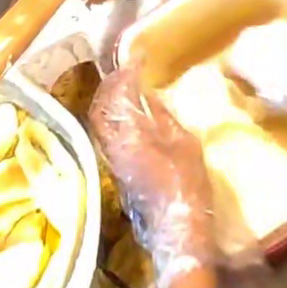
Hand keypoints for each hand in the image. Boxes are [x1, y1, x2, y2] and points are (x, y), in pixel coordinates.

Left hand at [89, 68, 215, 283]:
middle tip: (128, 67)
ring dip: (108, 96)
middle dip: (111, 81)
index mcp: (132, 134)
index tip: (138, 57)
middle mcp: (114, 143)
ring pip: (99, 117)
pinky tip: (125, 109)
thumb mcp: (184, 143)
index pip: (120, 92)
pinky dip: (110, 112)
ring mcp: (111, 156)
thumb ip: (162, 117)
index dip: (127, 71)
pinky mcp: (114, 166)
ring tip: (125, 82)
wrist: (178, 230)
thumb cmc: (187, 185)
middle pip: (102, 103)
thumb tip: (147, 94)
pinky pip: (104, 130)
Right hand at [222, 21, 286, 111]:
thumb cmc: (283, 89)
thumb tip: (253, 110)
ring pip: (260, 44)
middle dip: (252, 65)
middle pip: (242, 53)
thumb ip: (255, 106)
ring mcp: (265, 29)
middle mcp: (245, 39)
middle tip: (266, 81)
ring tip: (282, 70)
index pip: (227, 70)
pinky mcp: (284, 25)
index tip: (254, 93)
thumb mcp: (268, 107)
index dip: (240, 83)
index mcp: (235, 58)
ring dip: (267, 55)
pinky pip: (277, 39)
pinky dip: (281, 48)